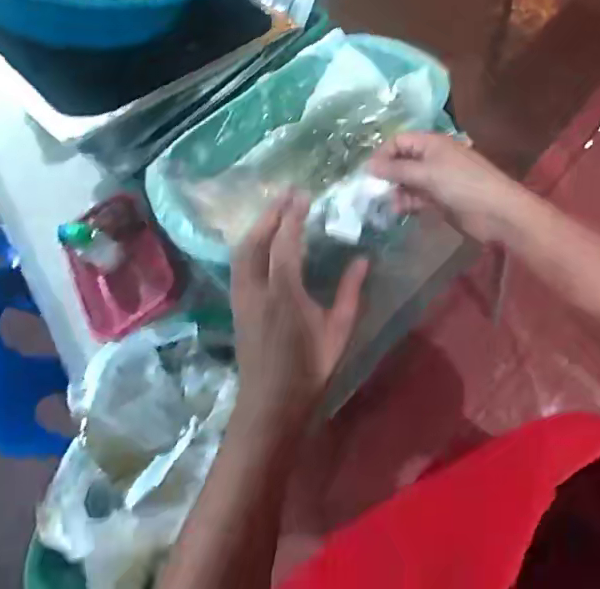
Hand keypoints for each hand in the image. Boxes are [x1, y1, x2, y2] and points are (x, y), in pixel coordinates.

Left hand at [229, 192, 368, 425]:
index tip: (303, 196)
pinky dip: (250, 243)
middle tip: (287, 194)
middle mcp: (256, 289)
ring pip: (242, 251)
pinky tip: (261, 240)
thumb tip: (363, 258)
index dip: (292, 217)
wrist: (269, 406)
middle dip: (271, 214)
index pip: (285, 244)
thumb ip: (350, 293)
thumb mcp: (339, 333)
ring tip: (275, 211)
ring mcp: (241, 297)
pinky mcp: (237, 305)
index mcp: (283, 294)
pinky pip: (239, 263)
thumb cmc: (309, 371)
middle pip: (256, 241)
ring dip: (258, 226)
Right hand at [368, 132, 540, 245]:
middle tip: (372, 193)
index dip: (382, 154)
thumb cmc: (462, 184)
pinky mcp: (440, 199)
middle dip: (387, 175)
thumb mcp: (427, 173)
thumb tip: (368, 166)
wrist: (498, 212)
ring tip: (388, 205)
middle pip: (401, 162)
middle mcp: (432, 158)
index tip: (368, 174)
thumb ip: (397, 169)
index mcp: (431, 143)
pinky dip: (407, 203)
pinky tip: (400, 211)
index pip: (398, 141)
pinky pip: (417, 197)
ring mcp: (437, 179)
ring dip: (396, 192)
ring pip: (408, 181)